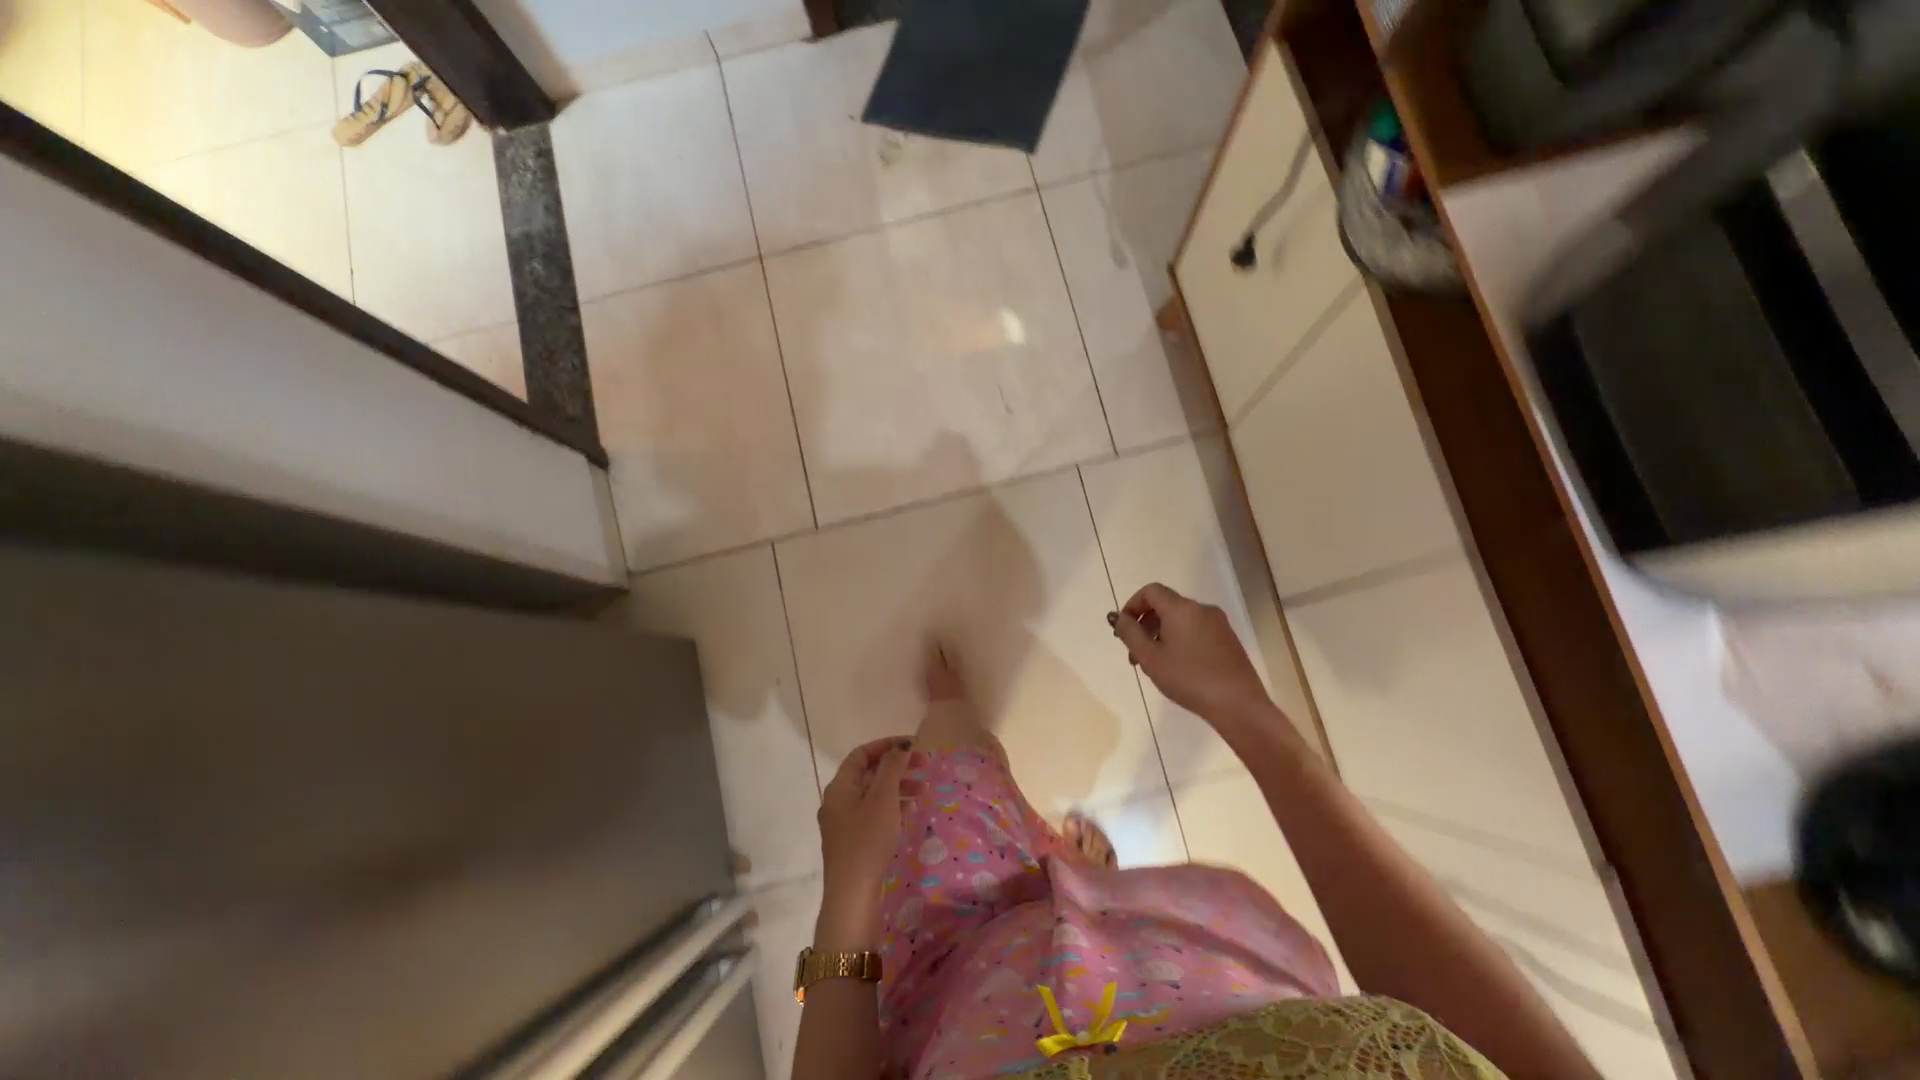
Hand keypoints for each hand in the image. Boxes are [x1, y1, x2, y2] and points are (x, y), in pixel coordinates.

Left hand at [815, 737, 920, 946]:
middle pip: (868, 775)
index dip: (886, 746)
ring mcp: (844, 824)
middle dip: (897, 767)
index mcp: (839, 787)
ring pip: (873, 796)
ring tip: (924, 790)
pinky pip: (874, 815)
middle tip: (925, 765)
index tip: (912, 745)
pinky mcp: (854, 843)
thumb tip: (901, 746)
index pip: (861, 755)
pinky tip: (911, 813)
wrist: (852, 895)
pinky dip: (893, 809)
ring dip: (898, 788)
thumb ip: (892, 768)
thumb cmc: (867, 840)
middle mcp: (838, 802)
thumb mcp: (883, 799)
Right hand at [1111, 583, 1276, 731]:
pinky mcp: (1228, 639)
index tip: (1123, 629)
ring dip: (1161, 635)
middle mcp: (1202, 609)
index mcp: (1181, 608)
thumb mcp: (1150, 658)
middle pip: (1165, 605)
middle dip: (1145, 625)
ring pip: (1181, 620)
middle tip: (1134, 655)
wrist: (1237, 703)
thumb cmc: (1188, 679)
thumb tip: (1118, 617)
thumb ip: (1130, 633)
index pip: (1151, 591)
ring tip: (1155, 665)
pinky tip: (1179, 668)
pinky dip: (1180, 640)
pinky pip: (1196, 631)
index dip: (1132, 605)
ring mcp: (1218, 624)